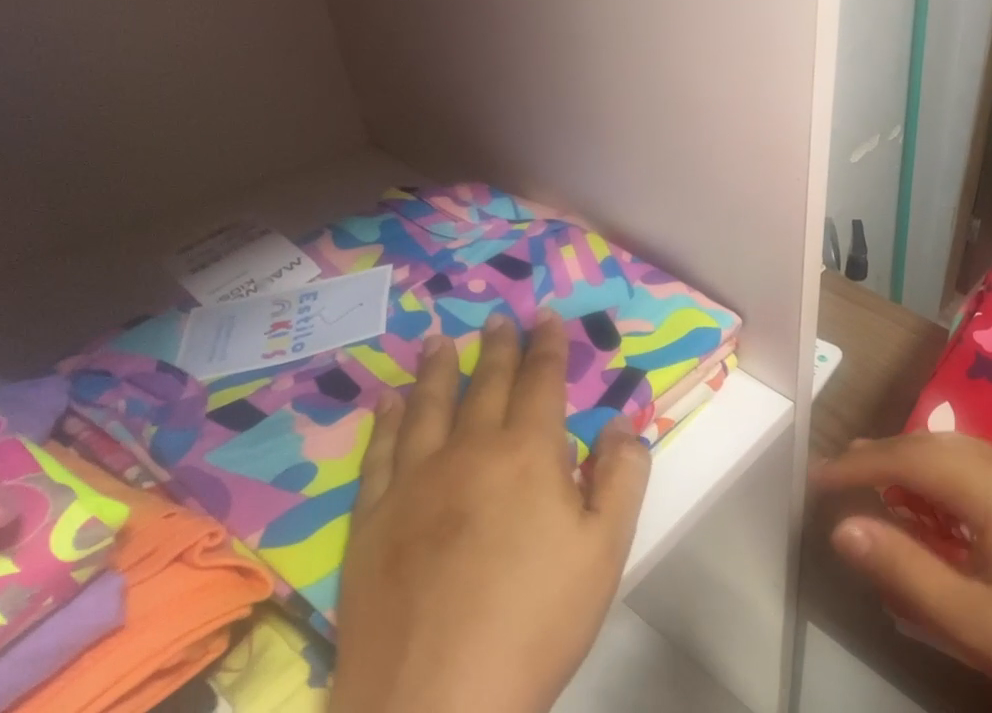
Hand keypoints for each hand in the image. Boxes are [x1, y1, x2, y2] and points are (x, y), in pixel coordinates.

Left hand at [332, 311, 650, 712]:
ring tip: (439, 341)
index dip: (546, 347)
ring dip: (436, 371)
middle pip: (484, 387)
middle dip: (496, 348)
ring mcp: (410, 487)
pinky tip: (387, 403)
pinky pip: (377, 455)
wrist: (435, 699)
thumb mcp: (607, 547)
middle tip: (498, 318)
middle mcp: (466, 454)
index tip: (546, 316)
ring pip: (425, 410)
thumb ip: (622, 475)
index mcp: (528, 455)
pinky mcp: (370, 524)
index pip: (540, 383)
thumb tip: (621, 421)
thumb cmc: (538, 619)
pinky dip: (385, 421)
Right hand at [812, 433, 991, 712]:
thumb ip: (903, 568)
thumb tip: (842, 529)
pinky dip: (938, 481)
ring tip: (865, 483)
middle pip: (932, 446)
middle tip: (833, 476)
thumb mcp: (968, 618)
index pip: (911, 459)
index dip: (859, 466)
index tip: (814, 477)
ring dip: (909, 467)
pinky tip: (920, 505)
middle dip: (881, 458)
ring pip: (954, 454)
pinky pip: (975, 471)